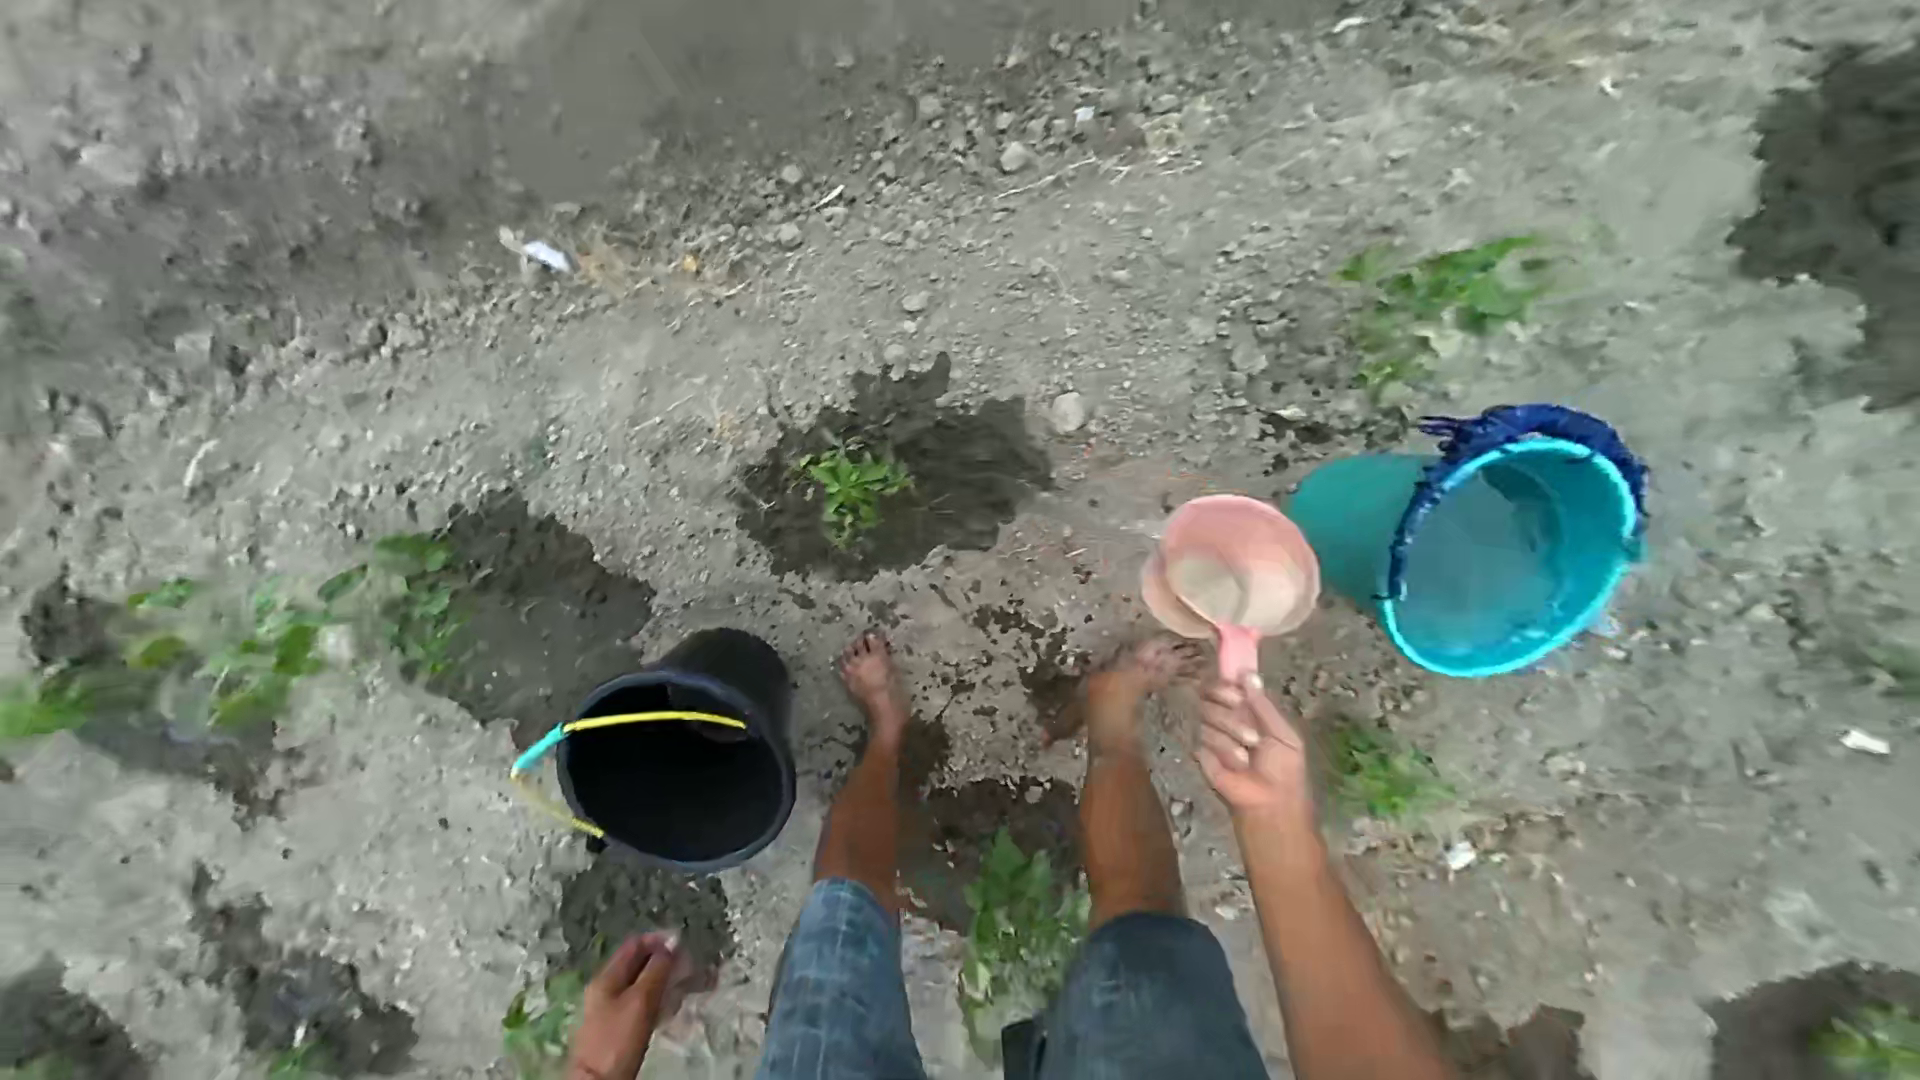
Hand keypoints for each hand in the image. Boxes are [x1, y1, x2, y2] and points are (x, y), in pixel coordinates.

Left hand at [566, 932, 679, 1079]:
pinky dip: (658, 998)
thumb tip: (673, 942)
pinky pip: (641, 1002)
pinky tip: (670, 1007)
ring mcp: (610, 1008)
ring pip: (643, 983)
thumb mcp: (642, 999)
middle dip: (665, 961)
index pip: (635, 944)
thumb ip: (658, 968)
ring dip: (664, 981)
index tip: (681, 946)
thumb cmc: (619, 1039)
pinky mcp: (617, 1027)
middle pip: (639, 963)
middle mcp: (606, 988)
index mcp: (607, 977)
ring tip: (682, 988)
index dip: (658, 940)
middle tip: (686, 967)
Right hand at [1197, 674, 1312, 823]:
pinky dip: (1223, 751)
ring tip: (1248, 757)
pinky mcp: (1198, 751)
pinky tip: (1236, 765)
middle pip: (1208, 696)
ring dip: (1232, 736)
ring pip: (1207, 716)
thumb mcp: (1283, 733)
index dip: (1225, 685)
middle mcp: (1223, 717)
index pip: (1223, 685)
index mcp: (1245, 710)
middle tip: (1249, 734)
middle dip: (1228, 713)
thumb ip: (1263, 704)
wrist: (1270, 801)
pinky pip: (1202, 738)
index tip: (1236, 695)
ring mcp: (1209, 733)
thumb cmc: (1283, 769)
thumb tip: (1247, 673)